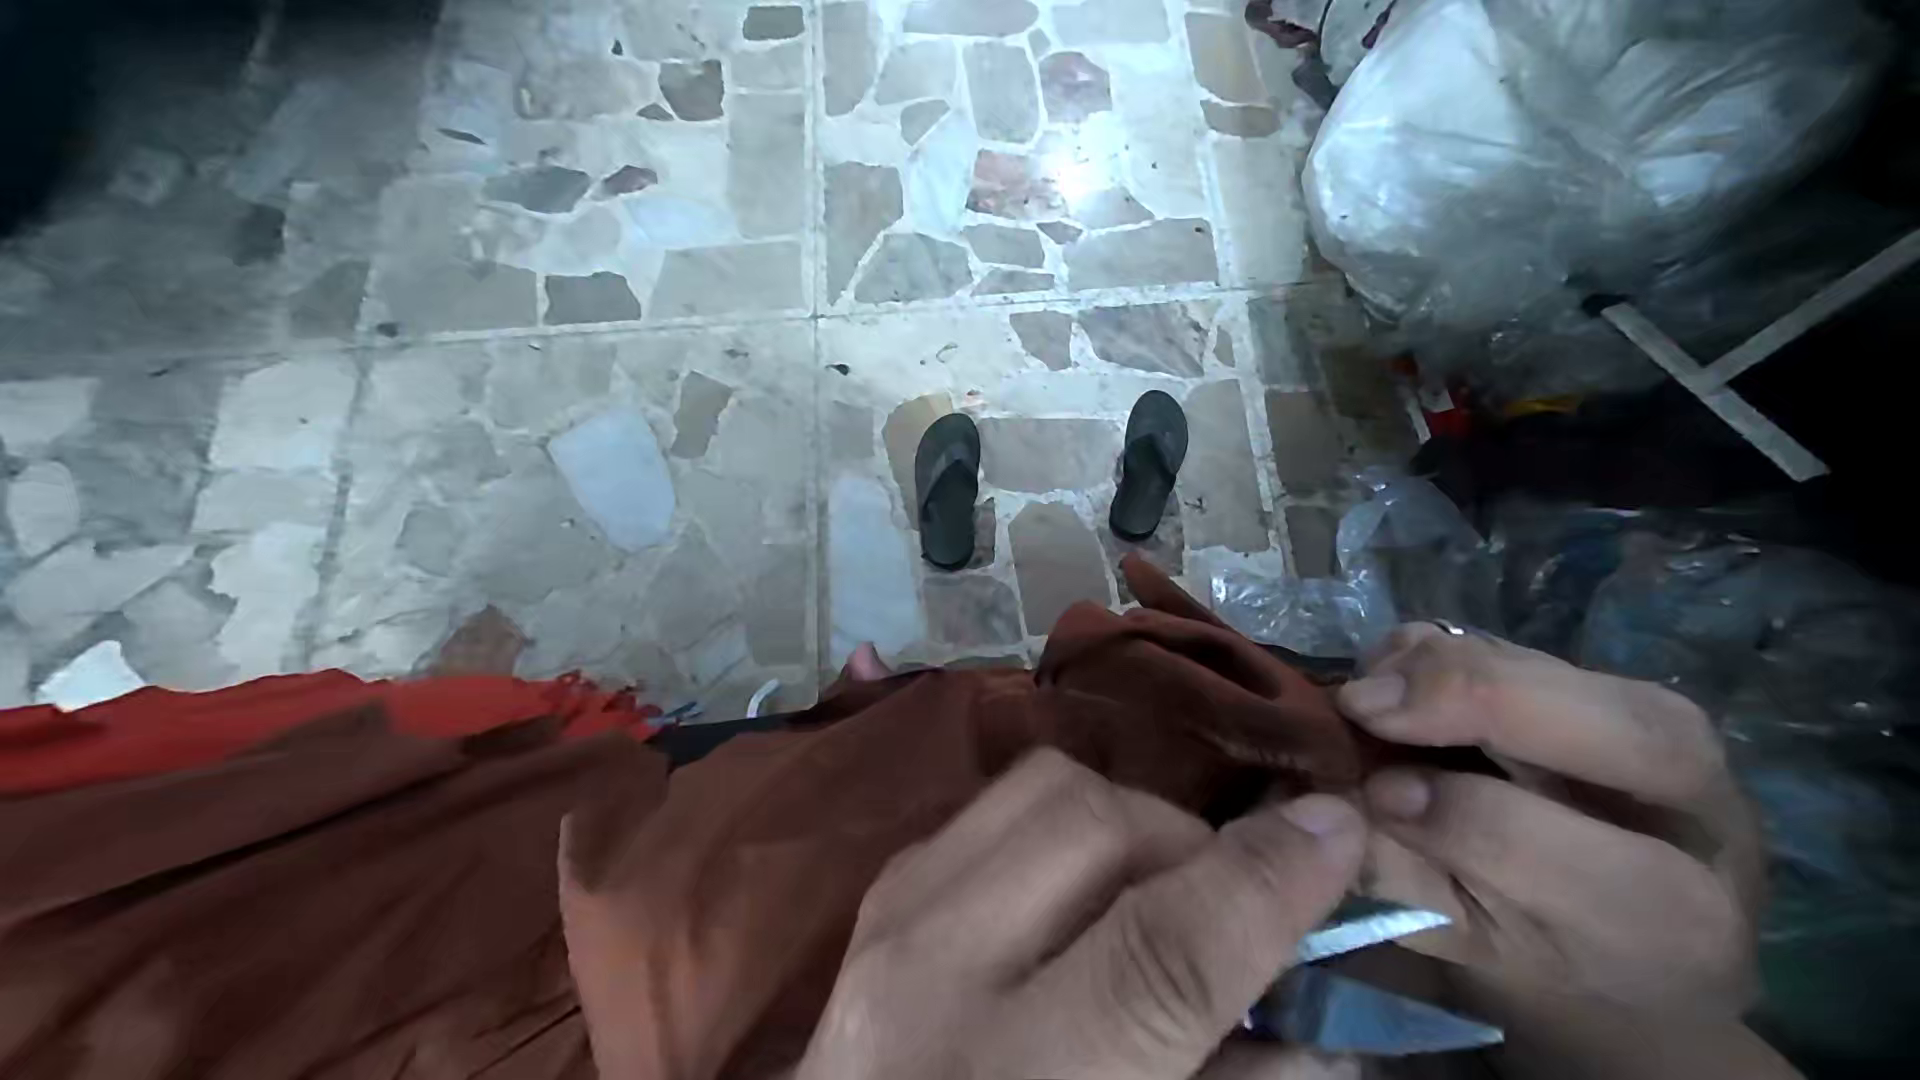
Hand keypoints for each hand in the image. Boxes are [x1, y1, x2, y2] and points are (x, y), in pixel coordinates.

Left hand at [793, 749, 1365, 1079]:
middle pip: (1093, 824)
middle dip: (1187, 839)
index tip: (1337, 829)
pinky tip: (1080, 879)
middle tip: (1223, 891)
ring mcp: (902, 903)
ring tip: (1153, 879)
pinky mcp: (893, 873)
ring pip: (1045, 784)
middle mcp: (938, 965)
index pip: (1160, 951)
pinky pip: (1002, 801)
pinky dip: (1067, 819)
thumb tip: (1319, 1013)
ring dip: (1128, 815)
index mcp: (1012, 1074)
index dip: (1262, 881)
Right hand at [1337, 623, 1765, 1016]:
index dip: (1468, 820)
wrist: (1596, 909)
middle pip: (1643, 736)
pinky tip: (1387, 681)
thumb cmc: (1516, 932)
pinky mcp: (1587, 680)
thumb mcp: (1456, 934)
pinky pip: (1502, 642)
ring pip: (1567, 673)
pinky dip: (1425, 650)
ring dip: (1436, 667)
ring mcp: (1656, 736)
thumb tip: (1330, 797)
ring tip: (1362, 696)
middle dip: (1478, 698)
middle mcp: (1702, 818)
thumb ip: (1396, 874)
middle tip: (1361, 702)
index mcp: (1674, 923)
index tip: (1377, 795)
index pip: (1593, 867)